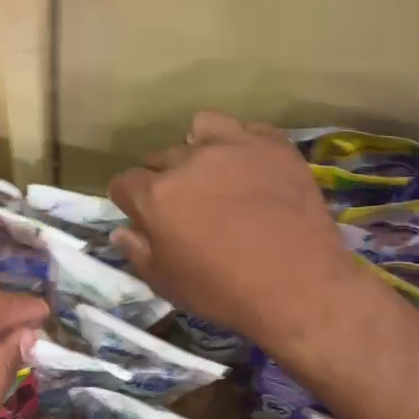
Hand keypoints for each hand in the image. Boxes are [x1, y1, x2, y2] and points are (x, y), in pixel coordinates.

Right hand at [108, 111, 371, 341]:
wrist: (296, 284)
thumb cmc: (221, 291)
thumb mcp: (166, 283)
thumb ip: (138, 252)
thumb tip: (122, 231)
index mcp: (155, 196)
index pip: (124, 183)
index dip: (129, 201)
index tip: (142, 218)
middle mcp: (188, 160)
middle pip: (161, 157)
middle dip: (163, 179)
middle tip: (183, 206)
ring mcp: (234, 146)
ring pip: (201, 128)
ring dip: (197, 147)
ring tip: (211, 172)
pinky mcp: (273, 145)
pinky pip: (246, 128)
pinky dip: (239, 144)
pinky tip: (247, 168)